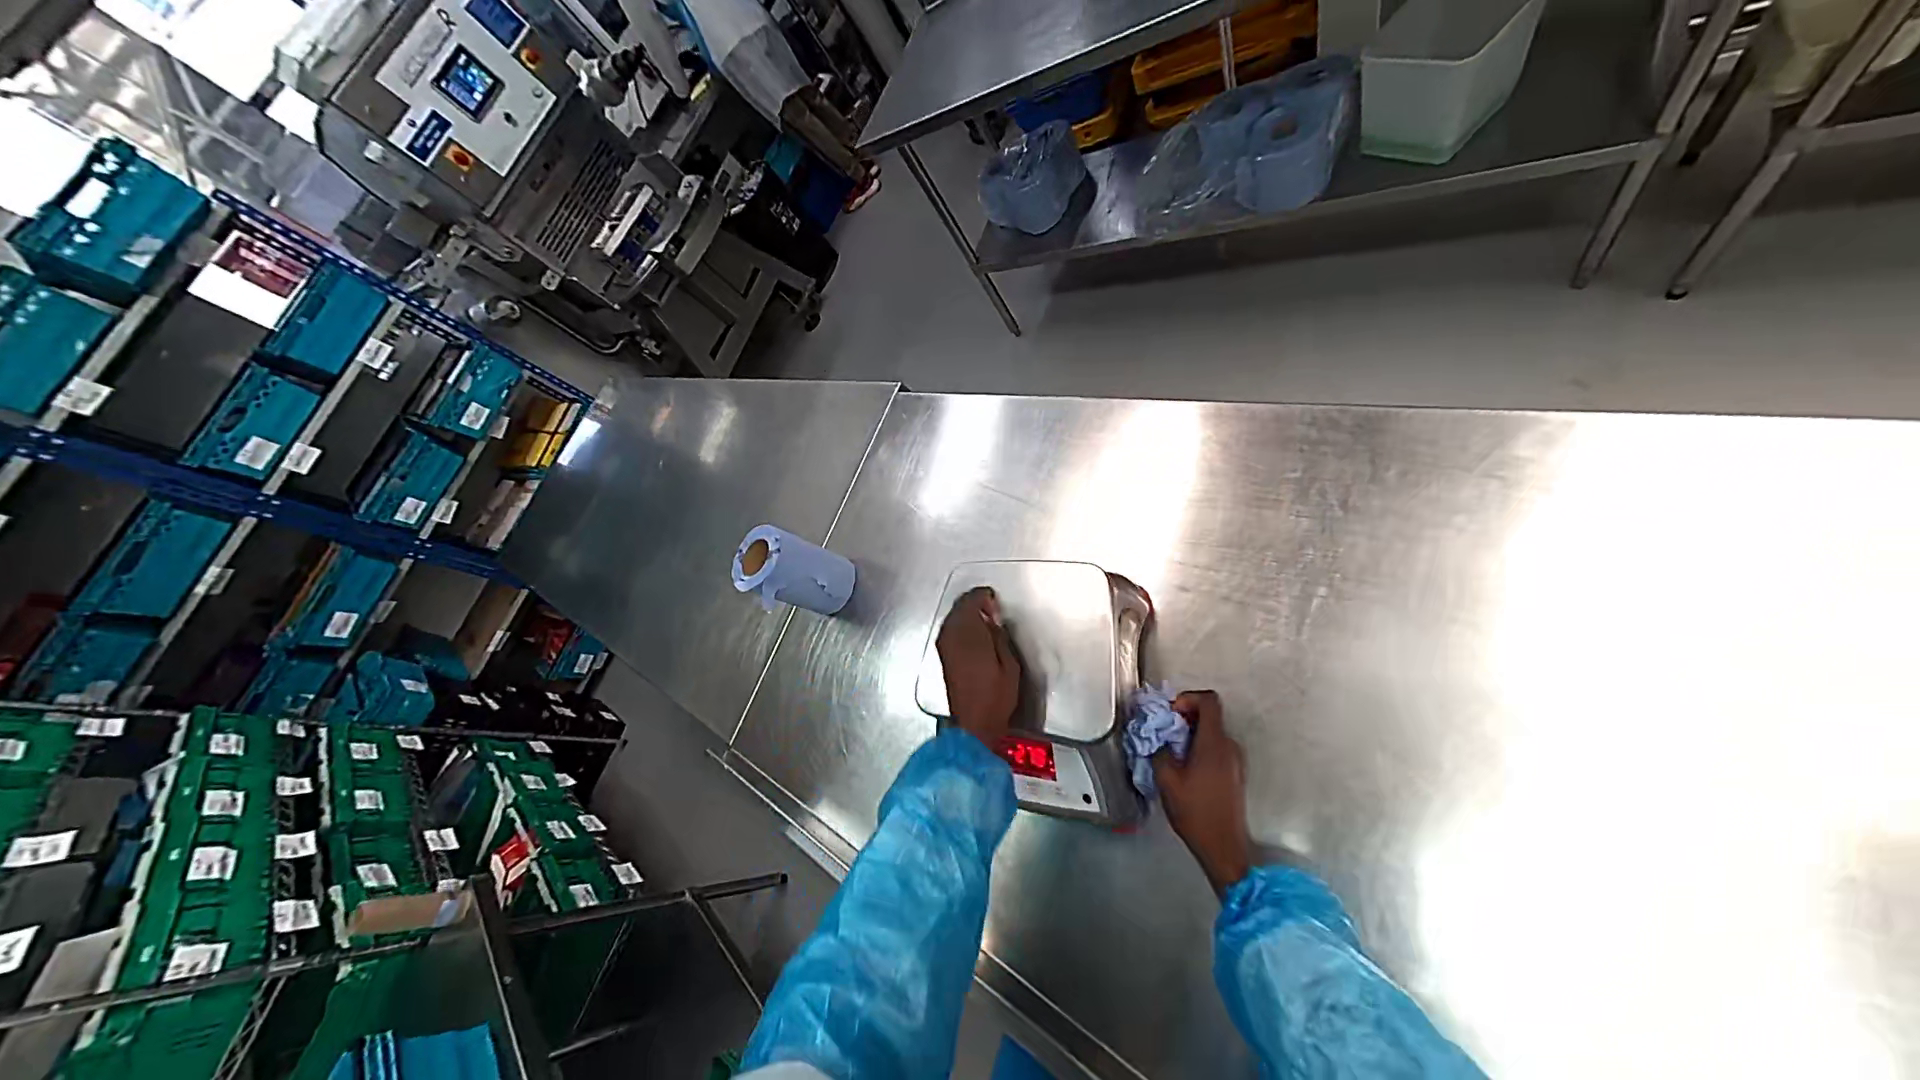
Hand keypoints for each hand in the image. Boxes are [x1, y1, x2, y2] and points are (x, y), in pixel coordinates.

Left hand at [937, 586, 1019, 748]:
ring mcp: (944, 646)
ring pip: (953, 618)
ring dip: (968, 615)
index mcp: (968, 632)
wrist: (974, 724)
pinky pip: (951, 630)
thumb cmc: (996, 696)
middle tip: (992, 608)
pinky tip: (975, 635)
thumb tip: (992, 621)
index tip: (995, 600)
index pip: (971, 601)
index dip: (984, 596)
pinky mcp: (943, 656)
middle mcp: (951, 636)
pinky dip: (962, 626)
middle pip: (959, 607)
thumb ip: (999, 636)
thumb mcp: (1009, 663)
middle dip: (975, 603)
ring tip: (986, 621)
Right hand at [1152, 691, 1251, 896]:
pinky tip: (1183, 769)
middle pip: (1209, 715)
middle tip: (1163, 734)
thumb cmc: (1195, 812)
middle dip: (1183, 718)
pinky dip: (1198, 748)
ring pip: (1211, 732)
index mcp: (1214, 742)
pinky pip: (1216, 748)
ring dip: (1190, 735)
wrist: (1223, 847)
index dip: (1187, 698)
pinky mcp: (1234, 773)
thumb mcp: (1166, 780)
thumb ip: (1160, 751)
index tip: (1170, 713)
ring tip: (1170, 754)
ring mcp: (1235, 760)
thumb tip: (1158, 738)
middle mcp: (1229, 746)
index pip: (1209, 700)